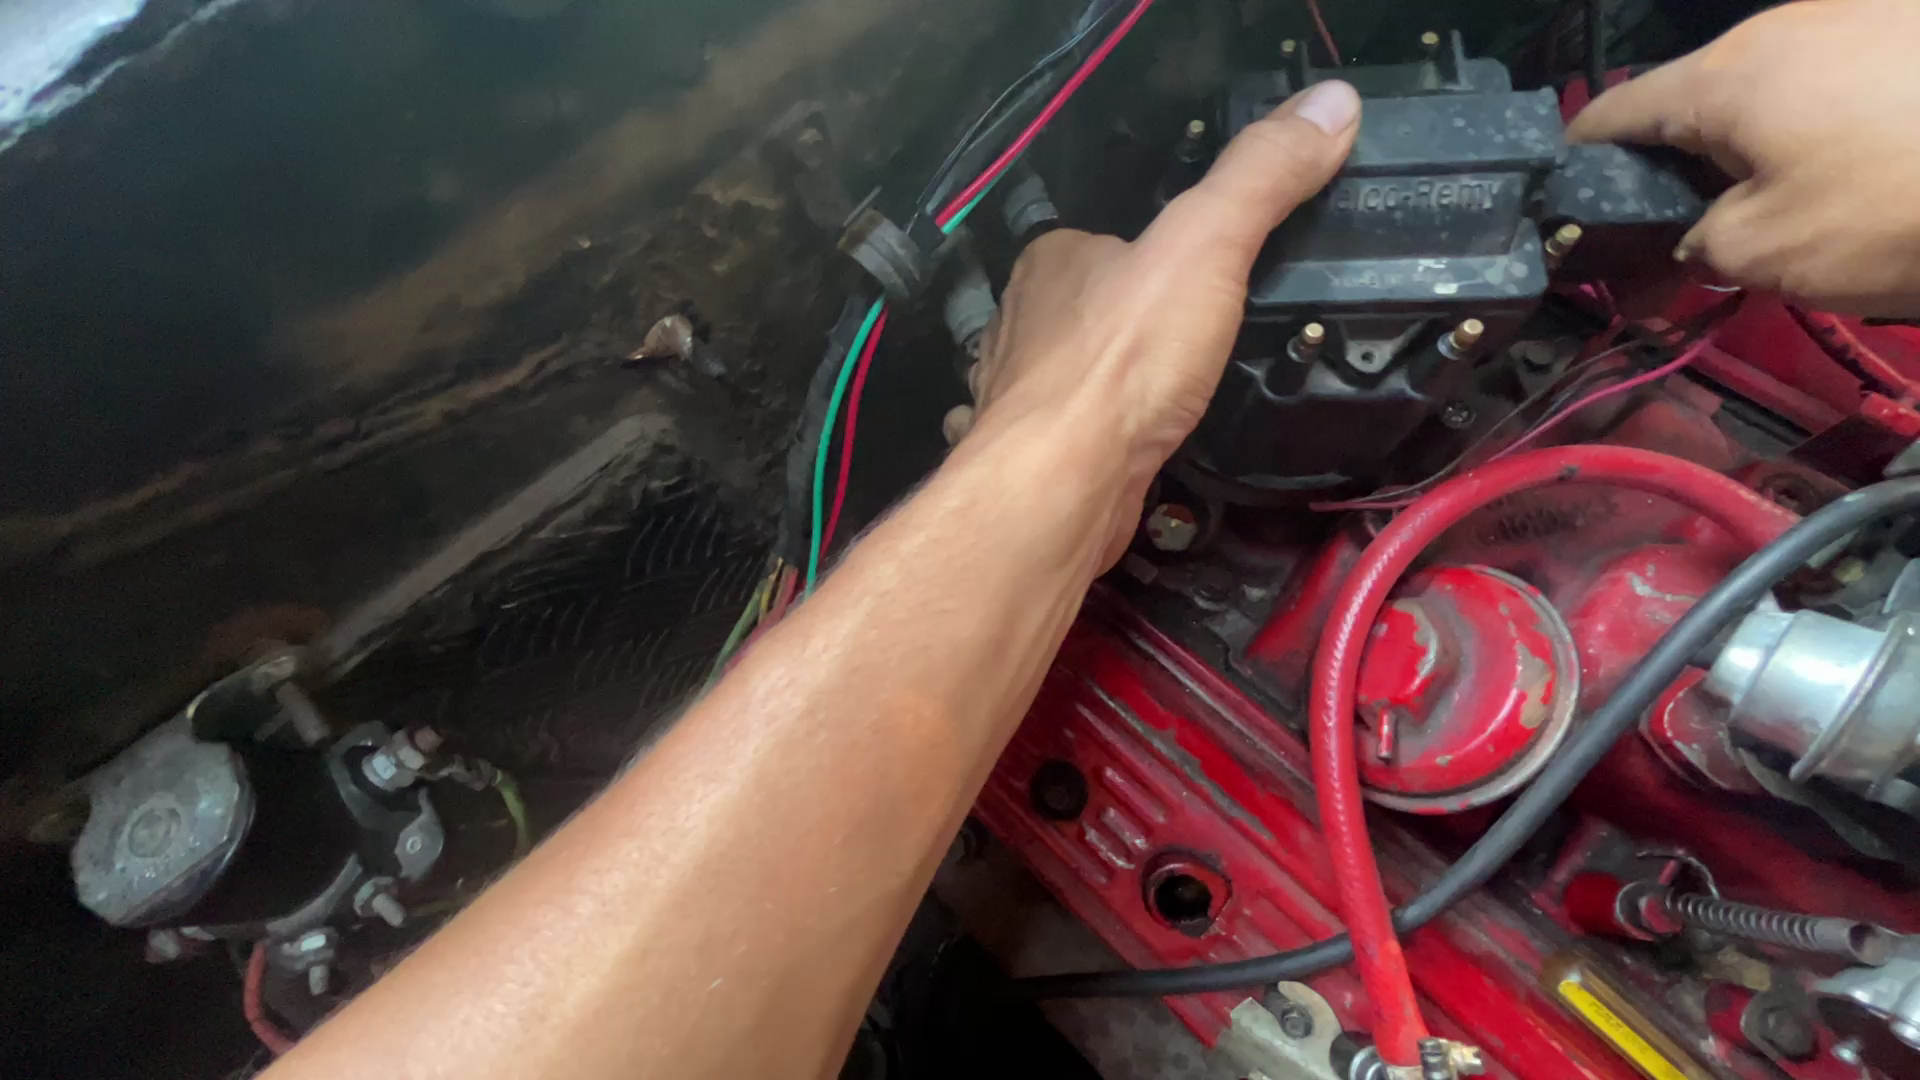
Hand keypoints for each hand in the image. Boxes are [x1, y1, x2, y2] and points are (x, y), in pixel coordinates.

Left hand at [946, 81, 1361, 483]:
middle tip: (1194, 336)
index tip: (1200, 270)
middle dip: (1129, 322)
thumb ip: (1259, 178)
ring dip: (1107, 380)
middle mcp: (1021, 325)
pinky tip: (1123, 442)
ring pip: (1071, 373)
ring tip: (1165, 391)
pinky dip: (1092, 432)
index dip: (1152, 249)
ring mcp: (1016, 394)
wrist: (1065, 481)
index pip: (1102, 236)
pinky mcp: (1031, 453)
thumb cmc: (1124, 359)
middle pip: (1086, 309)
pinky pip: (1067, 429)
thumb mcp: (1206, 245)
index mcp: (1050, 263)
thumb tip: (1331, 104)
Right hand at [1568, 0, 1919, 315]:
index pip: (1608, 115)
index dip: (1571, 164)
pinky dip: (1814, 127)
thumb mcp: (1751, 252)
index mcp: (1727, 75)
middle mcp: (1792, 25)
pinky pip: (1838, 77)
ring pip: (1766, 87)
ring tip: (1760, 202)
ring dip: (1743, 146)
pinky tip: (1842, 168)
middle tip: (1668, 225)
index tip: (1561, 207)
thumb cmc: (1898, 208)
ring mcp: (1873, 14)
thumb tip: (1700, 233)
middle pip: (1688, 97)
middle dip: (1664, 163)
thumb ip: (1692, 240)